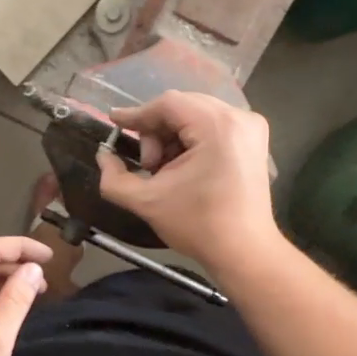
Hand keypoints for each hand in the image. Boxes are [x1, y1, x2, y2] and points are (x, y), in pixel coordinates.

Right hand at [96, 91, 286, 269]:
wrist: (243, 251)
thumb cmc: (197, 226)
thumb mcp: (147, 202)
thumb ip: (115, 179)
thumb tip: (103, 157)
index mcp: (217, 126)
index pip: (168, 104)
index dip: (137, 114)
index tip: (113, 123)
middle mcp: (238, 117)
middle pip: (183, 107)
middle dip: (156, 132)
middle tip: (146, 165)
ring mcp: (250, 127)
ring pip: (197, 116)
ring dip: (172, 138)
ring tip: (164, 171)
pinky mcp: (254, 140)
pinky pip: (213, 127)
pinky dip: (191, 142)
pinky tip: (182, 169)